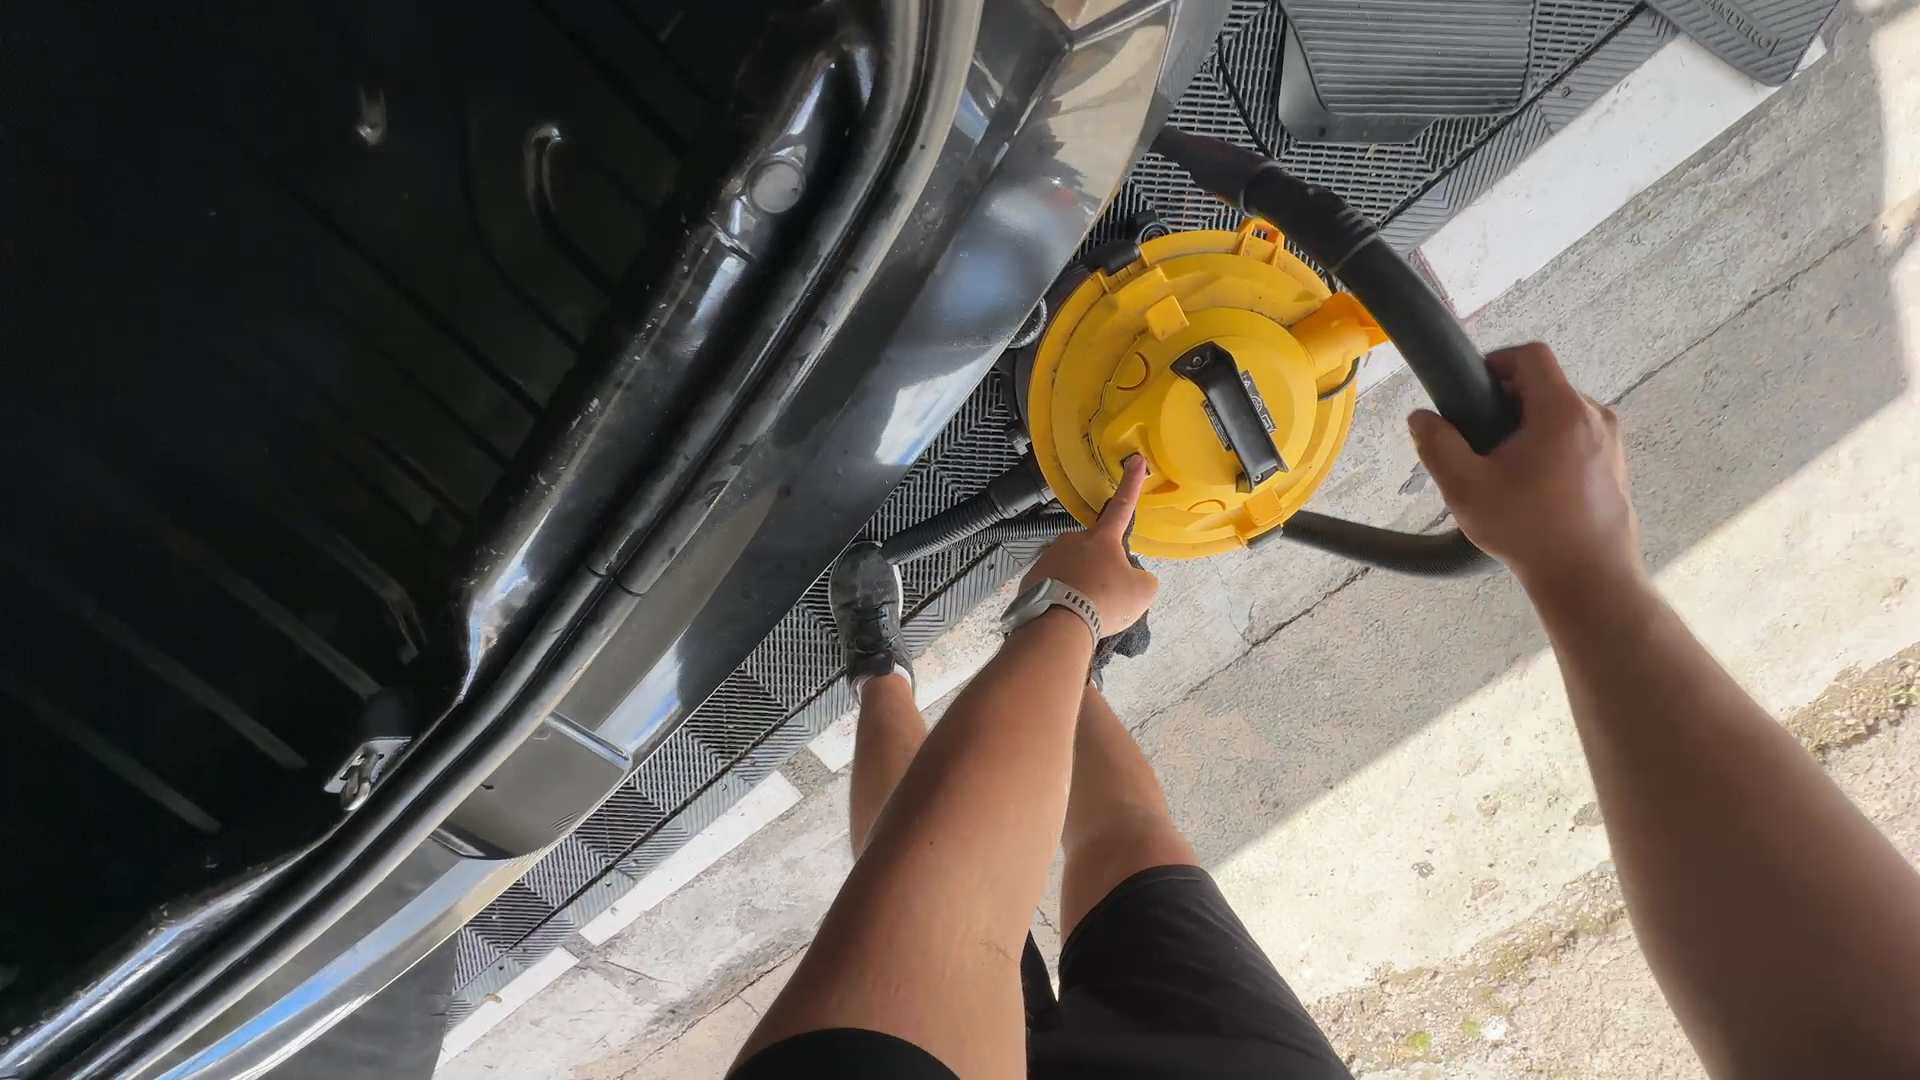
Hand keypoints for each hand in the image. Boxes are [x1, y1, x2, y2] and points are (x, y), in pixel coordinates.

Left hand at [1021, 456, 1158, 633]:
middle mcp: (1072, 540)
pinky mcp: (1032, 577)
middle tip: (1105, 596)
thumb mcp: (1142, 591)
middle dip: (1101, 569)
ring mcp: (1049, 556)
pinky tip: (1065, 612)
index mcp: (1101, 537)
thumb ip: (1142, 577)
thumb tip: (1130, 578)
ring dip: (1080, 584)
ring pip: (1072, 568)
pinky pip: (1054, 584)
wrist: (1059, 623)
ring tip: (1084, 609)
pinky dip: (1062, 596)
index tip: (1135, 461)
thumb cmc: (1104, 601)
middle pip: (1094, 550)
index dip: (1131, 484)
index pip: (1122, 506)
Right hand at [1408, 342, 1642, 590]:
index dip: (1495, 361)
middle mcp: (1594, 417)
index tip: (1468, 391)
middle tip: (1473, 440)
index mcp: (1561, 413)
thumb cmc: (1524, 527)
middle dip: (1502, 403)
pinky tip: (1524, 485)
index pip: (1531, 356)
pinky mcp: (1613, 463)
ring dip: (1522, 427)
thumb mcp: (1463, 486)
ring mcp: (1610, 440)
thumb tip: (1421, 417)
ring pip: (1556, 413)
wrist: (1586, 574)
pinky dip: (1543, 446)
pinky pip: (1572, 437)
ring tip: (1496, 468)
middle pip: (1542, 386)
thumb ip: (1437, 444)